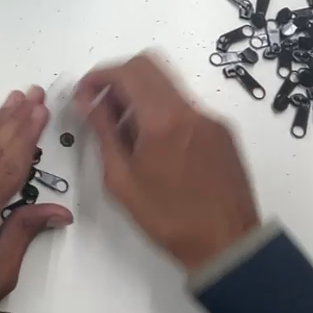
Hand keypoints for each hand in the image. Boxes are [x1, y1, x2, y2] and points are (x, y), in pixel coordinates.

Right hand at [78, 52, 260, 269]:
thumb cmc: (169, 219)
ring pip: (166, 85)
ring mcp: (210, 119)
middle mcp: (190, 110)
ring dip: (139, 95)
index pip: (127, 72)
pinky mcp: (222, 131)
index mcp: (163, 120)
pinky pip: (184, 106)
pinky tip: (152, 144)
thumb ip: (103, 132)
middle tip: (100, 105)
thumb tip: (86, 101)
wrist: (228, 246)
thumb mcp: (121, 179)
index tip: (84, 93)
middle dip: (118, 79)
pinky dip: (161, 111)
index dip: (99, 75)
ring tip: (124, 131)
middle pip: (148, 66)